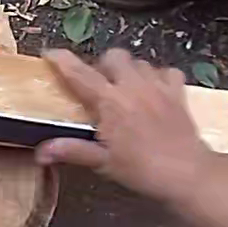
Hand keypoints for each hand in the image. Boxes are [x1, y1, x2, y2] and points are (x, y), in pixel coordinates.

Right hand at [35, 48, 223, 205]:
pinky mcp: (178, 92)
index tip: (51, 54)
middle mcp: (133, 86)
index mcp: (110, 101)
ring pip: (140, 62)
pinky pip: (167, 71)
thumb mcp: (104, 163)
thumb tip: (41, 152)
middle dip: (103, 65)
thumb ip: (73, 150)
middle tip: (100, 86)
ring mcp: (158, 86)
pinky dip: (159, 77)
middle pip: (113, 56)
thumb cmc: (142, 170)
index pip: (80, 74)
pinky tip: (155, 92)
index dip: (63, 61)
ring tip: (127, 89)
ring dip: (130, 70)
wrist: (187, 172)